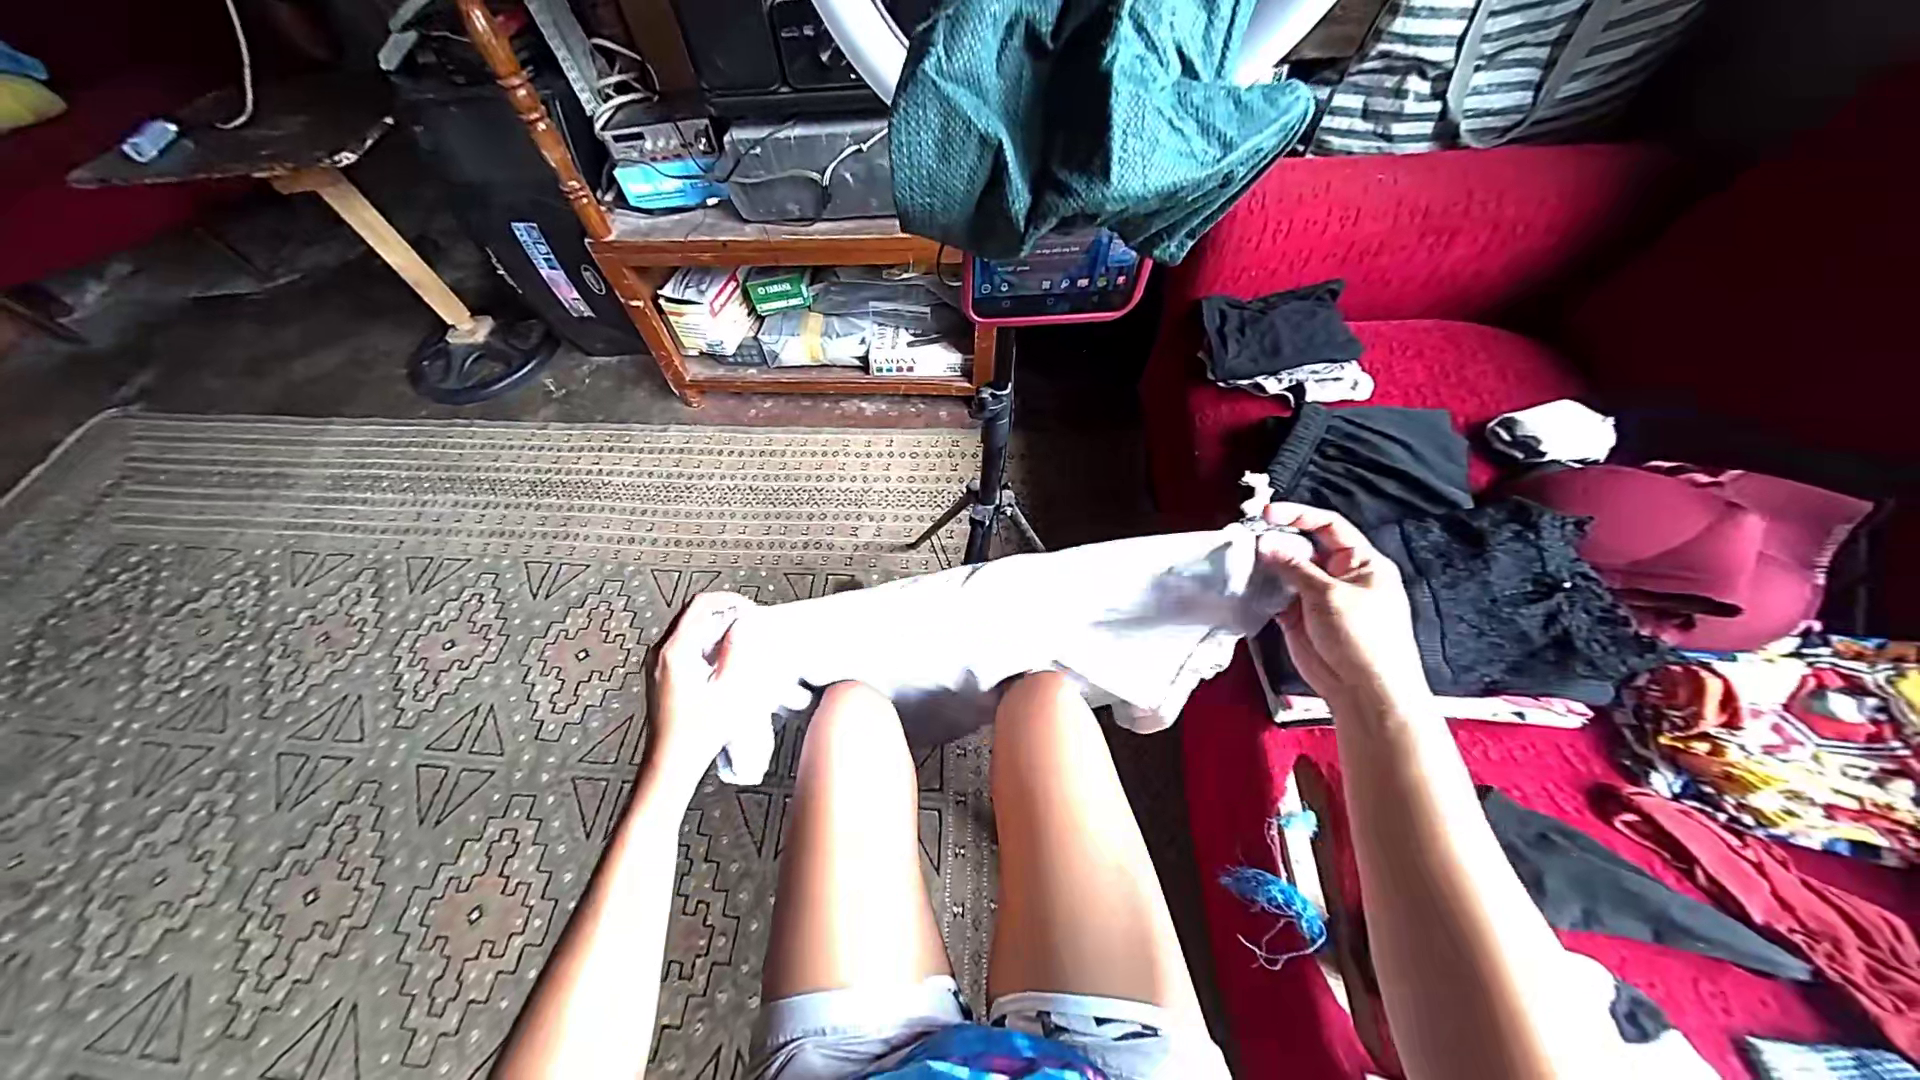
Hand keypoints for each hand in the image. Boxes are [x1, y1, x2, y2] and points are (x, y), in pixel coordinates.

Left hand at [645, 591, 757, 783]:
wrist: (671, 764)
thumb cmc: (698, 734)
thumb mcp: (729, 690)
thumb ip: (736, 651)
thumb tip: (743, 623)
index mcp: (675, 651)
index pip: (701, 605)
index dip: (730, 601)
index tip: (751, 611)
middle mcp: (661, 652)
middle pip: (694, 613)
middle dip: (725, 613)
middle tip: (751, 625)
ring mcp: (658, 663)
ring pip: (690, 627)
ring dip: (717, 628)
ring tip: (742, 642)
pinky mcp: (662, 674)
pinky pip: (685, 645)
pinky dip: (708, 643)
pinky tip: (726, 660)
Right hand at [1256, 503, 1430, 709]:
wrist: (1363, 689)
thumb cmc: (1364, 638)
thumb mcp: (1330, 595)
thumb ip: (1295, 567)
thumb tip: (1266, 544)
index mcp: (1362, 562)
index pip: (1329, 526)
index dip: (1299, 515)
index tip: (1269, 514)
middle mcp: (1339, 575)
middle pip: (1304, 546)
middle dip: (1277, 539)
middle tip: (1249, 536)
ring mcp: (1317, 596)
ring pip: (1286, 570)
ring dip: (1267, 563)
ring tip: (1244, 557)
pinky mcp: (1298, 616)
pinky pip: (1276, 594)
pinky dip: (1261, 587)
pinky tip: (1247, 581)